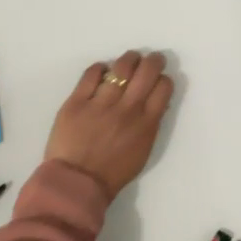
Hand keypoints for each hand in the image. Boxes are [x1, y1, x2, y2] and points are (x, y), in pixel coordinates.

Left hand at [43, 51, 175, 199]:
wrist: (77, 182)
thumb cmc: (112, 173)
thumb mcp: (142, 151)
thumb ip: (148, 126)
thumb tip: (150, 104)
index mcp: (146, 124)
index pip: (163, 88)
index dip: (163, 79)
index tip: (159, 79)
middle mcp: (127, 109)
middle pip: (146, 72)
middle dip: (153, 61)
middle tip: (151, 59)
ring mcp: (101, 103)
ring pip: (121, 67)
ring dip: (129, 59)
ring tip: (130, 58)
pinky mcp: (77, 101)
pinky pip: (91, 74)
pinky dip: (99, 68)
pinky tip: (102, 70)